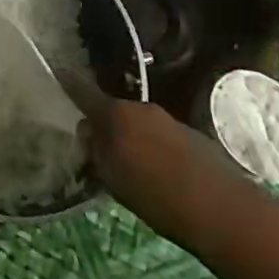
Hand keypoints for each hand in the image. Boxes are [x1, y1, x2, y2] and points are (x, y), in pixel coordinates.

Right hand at [58, 69, 239, 238]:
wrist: (221, 208)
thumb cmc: (156, 195)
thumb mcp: (113, 179)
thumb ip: (95, 152)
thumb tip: (87, 133)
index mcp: (116, 114)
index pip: (84, 92)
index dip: (69, 82)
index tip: (57, 70)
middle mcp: (141, 108)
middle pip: (113, 111)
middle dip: (104, 125)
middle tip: (98, 151)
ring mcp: (168, 119)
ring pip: (137, 124)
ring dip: (129, 139)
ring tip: (129, 168)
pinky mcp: (190, 135)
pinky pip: (159, 136)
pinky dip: (152, 148)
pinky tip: (157, 175)